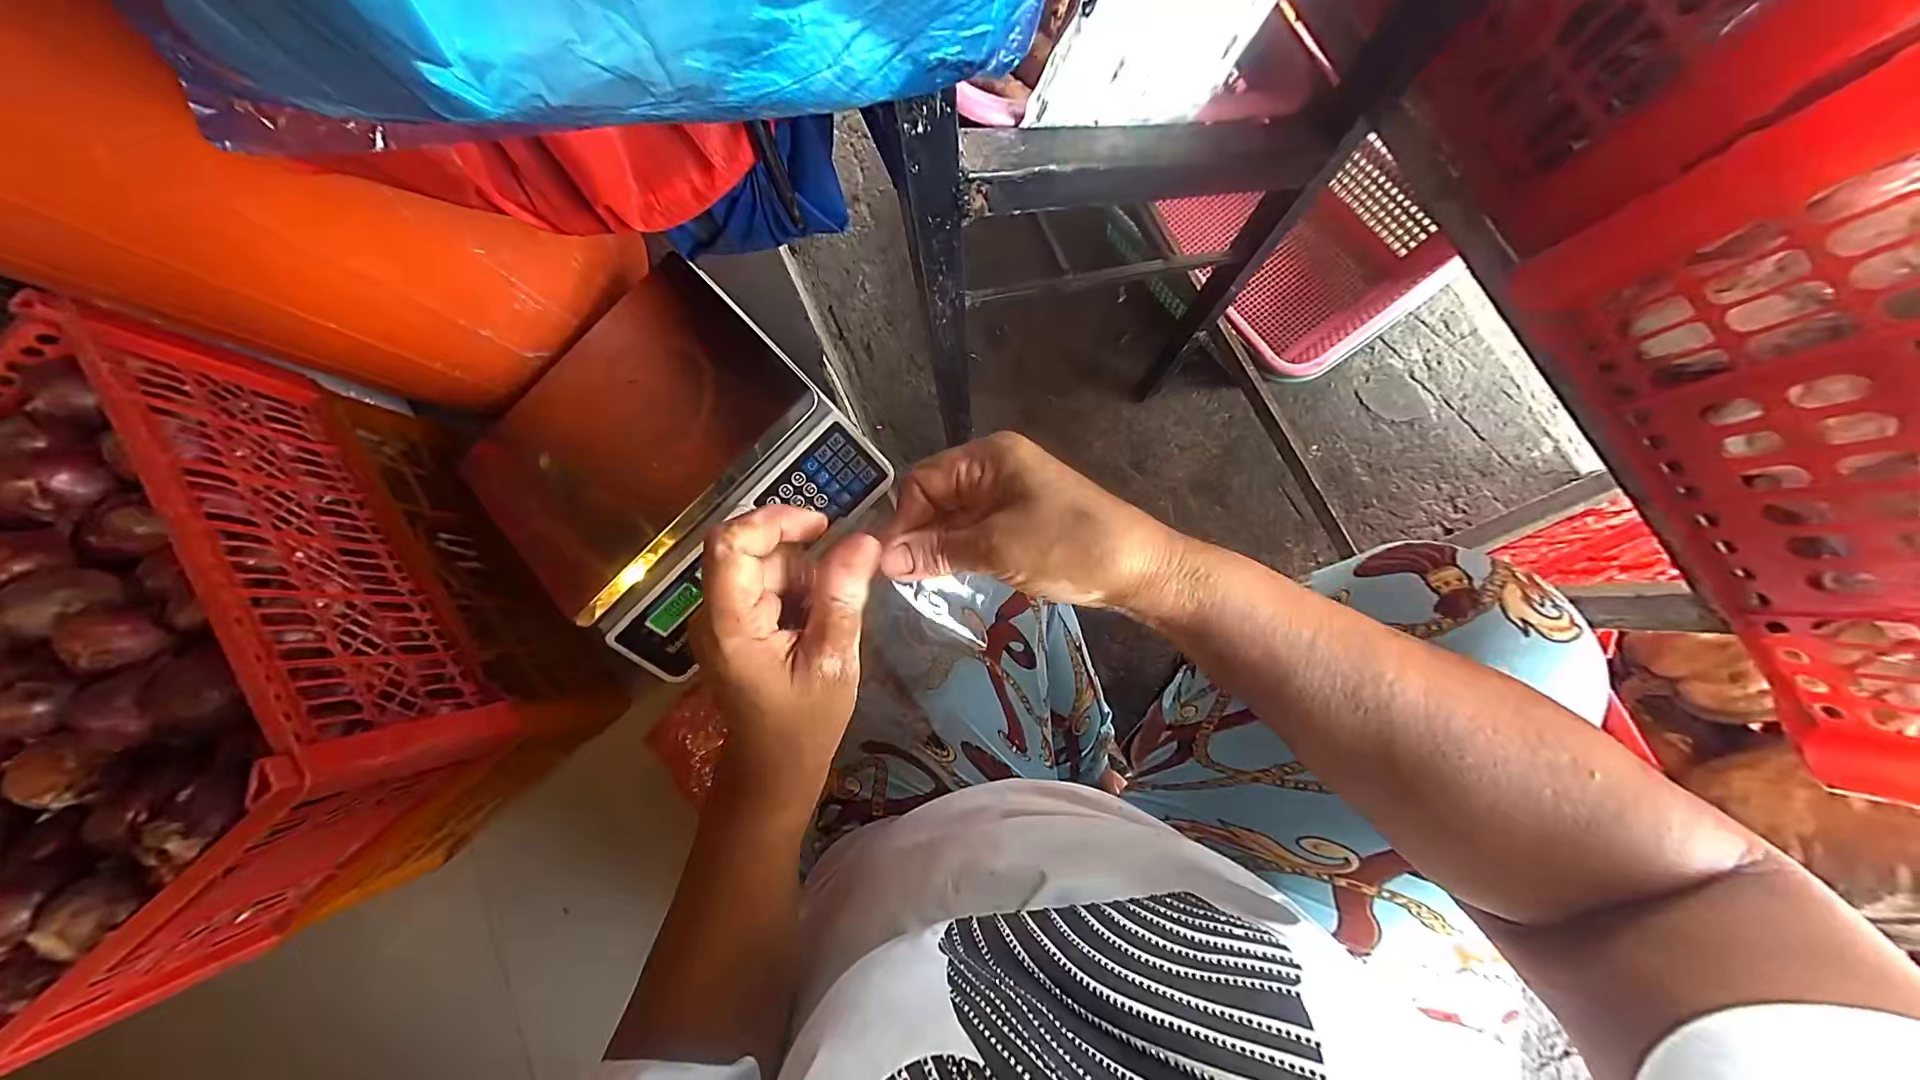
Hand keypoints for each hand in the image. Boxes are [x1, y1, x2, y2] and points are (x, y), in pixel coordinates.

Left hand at [690, 506, 880, 804]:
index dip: (773, 521)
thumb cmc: (804, 725)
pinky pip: (766, 586)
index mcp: (730, 624)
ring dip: (804, 579)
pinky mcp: (734, 624)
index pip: (730, 544)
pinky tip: (815, 625)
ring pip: (764, 567)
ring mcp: (721, 618)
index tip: (822, 525)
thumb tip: (863, 539)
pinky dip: (797, 593)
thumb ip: (843, 597)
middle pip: (752, 552)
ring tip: (828, 622)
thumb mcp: (833, 661)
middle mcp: (714, 613)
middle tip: (841, 587)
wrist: (773, 768)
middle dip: (801, 559)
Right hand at [876, 432, 1185, 611]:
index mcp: (988, 458)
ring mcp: (1008, 496)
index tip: (887, 562)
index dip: (902, 518)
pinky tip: (946, 577)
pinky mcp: (1019, 522)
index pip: (922, 480)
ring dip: (936, 548)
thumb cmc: (1069, 546)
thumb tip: (884, 560)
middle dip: (917, 534)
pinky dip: (959, 554)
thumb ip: (937, 550)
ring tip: (917, 583)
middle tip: (899, 579)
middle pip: (935, 498)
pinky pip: (974, 534)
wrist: (1139, 568)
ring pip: (953, 519)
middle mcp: (994, 469)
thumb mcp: (997, 547)